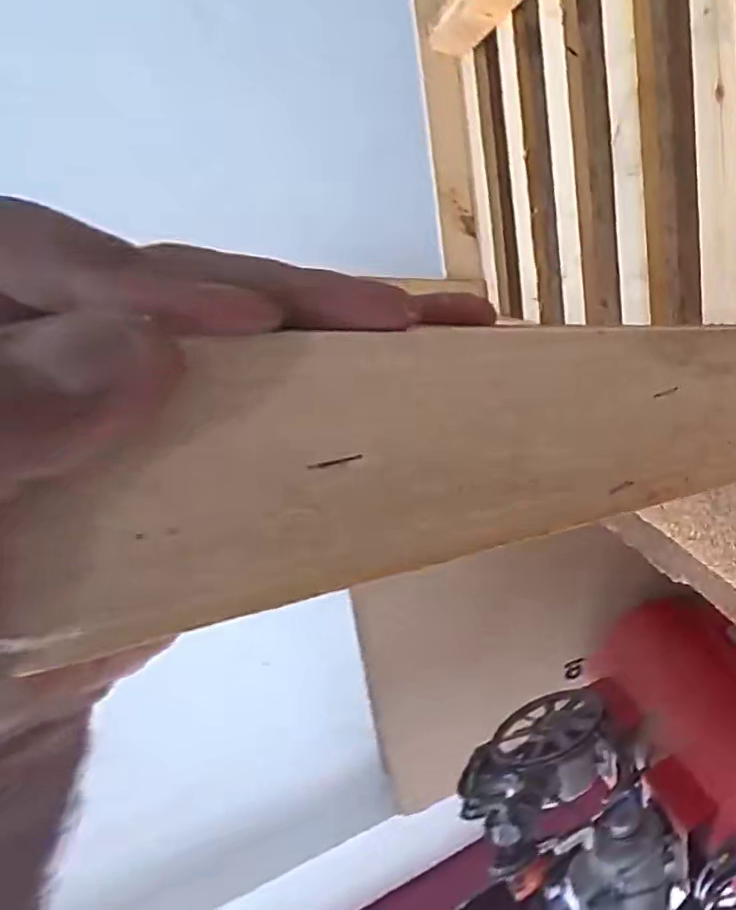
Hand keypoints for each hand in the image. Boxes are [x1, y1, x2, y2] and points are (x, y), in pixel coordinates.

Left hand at [0, 197, 495, 729]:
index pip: (31, 261)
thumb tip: (134, 351)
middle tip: (393, 317)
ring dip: (361, 320)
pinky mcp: (235, 425)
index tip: (248, 320)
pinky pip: (306, 380)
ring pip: (261, 327)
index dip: (139, 274)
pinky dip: (378, 364)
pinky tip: (444, 351)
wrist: (10, 704)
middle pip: (181, 284)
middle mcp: (69, 345)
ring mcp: (162, 386)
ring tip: (458, 322)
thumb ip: (1, 441)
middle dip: (296, 296)